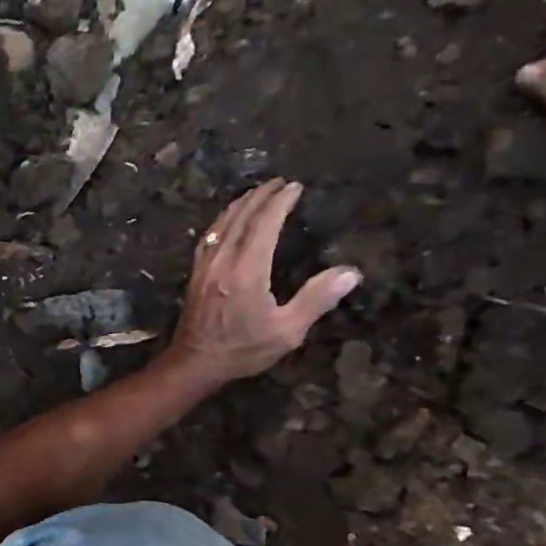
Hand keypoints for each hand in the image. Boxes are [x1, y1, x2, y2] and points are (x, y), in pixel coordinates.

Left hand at [166, 178, 360, 385]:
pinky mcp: (195, 275)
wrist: (195, 363)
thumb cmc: (242, 350)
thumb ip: (316, 299)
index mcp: (247, 271)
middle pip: (241, 218)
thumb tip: (350, 273)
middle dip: (260, 197)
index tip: (294, 187)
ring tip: (255, 193)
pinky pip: (208, 239)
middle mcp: (223, 262)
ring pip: (221, 226)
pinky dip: (221, 222)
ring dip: (239, 206)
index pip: (264, 224)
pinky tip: (226, 222)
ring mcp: (205, 267)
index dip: (279, 202)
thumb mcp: (286, 331)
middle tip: (278, 182)